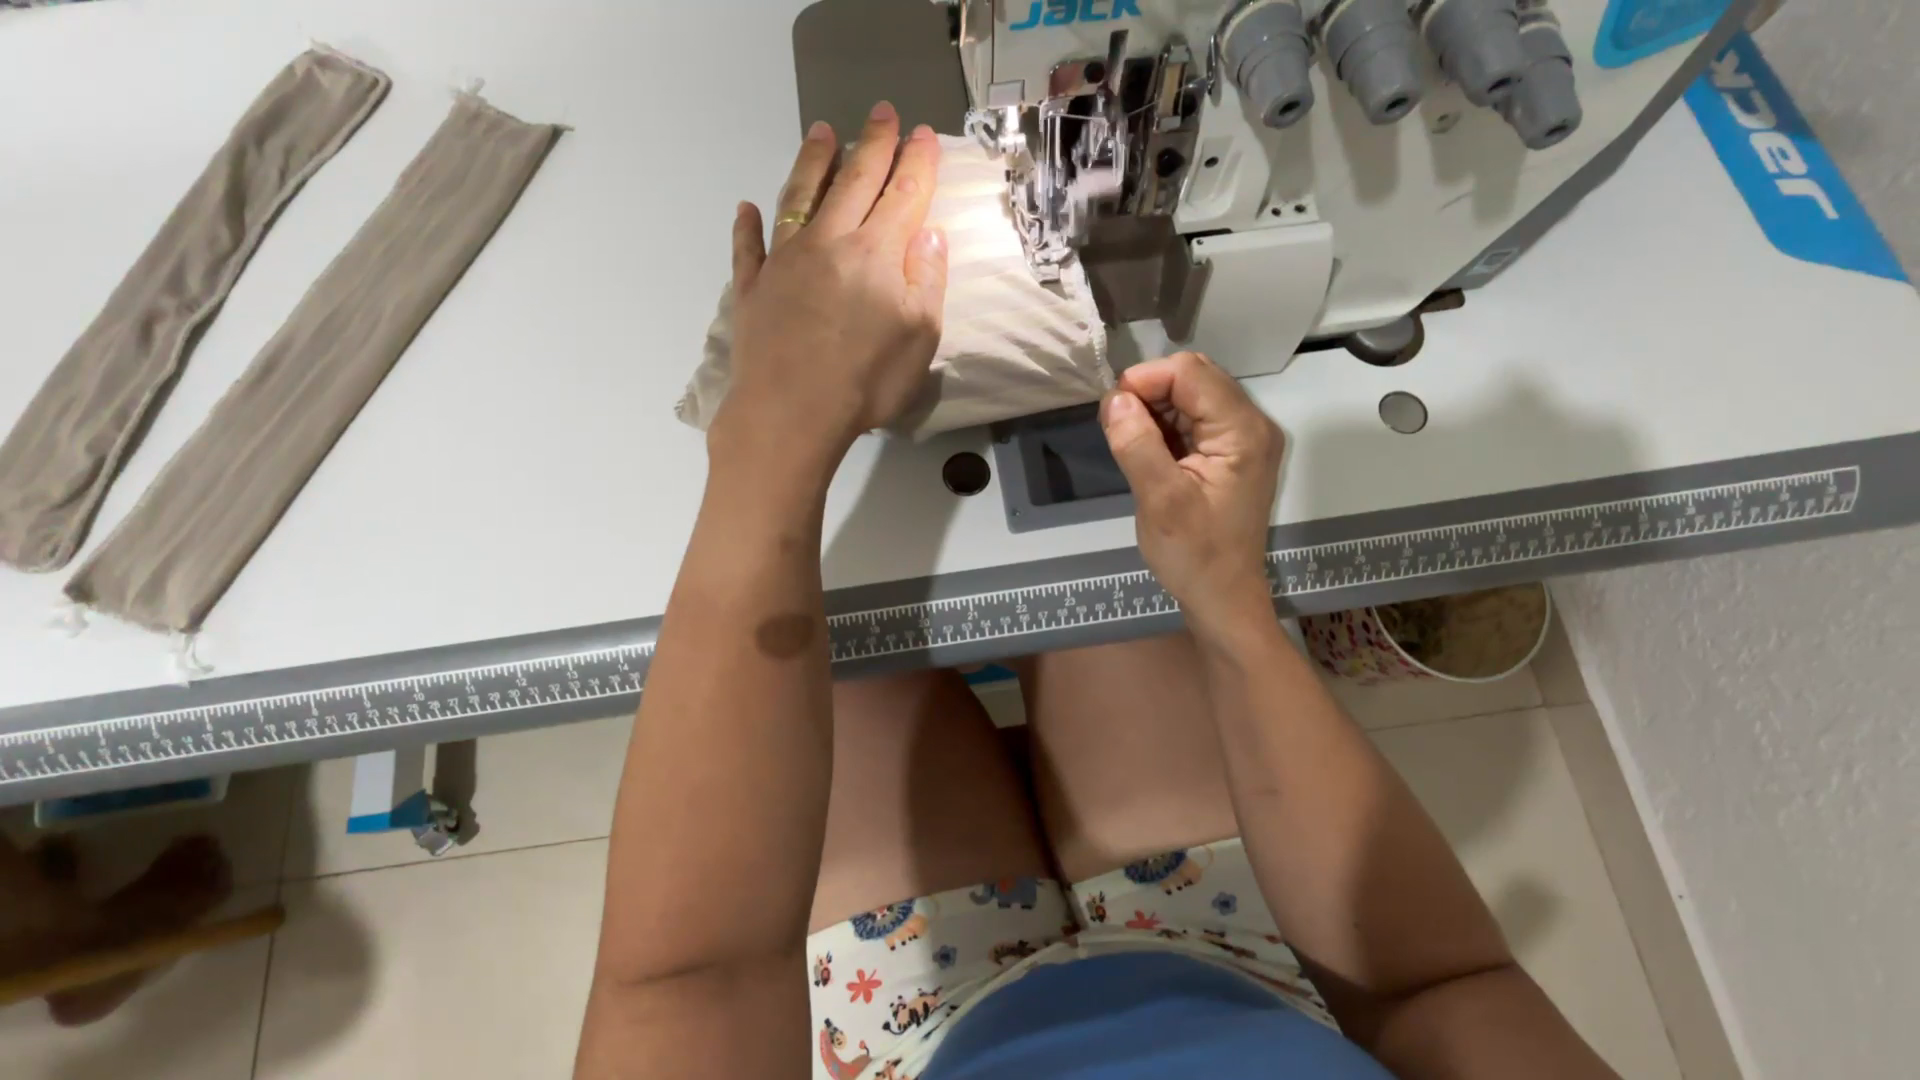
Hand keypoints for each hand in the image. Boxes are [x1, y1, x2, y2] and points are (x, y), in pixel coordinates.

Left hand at [710, 102, 949, 479]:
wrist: (791, 413)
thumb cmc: (866, 382)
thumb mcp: (920, 338)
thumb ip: (927, 280)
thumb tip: (929, 234)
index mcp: (877, 253)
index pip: (904, 194)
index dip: (917, 162)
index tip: (924, 134)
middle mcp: (830, 242)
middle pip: (854, 180)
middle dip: (873, 143)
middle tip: (882, 111)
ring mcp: (785, 261)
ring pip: (800, 197)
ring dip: (814, 162)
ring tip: (822, 132)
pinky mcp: (751, 287)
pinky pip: (749, 247)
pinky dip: (748, 226)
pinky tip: (747, 209)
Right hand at [1099, 352, 1283, 635]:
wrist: (1222, 599)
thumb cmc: (1195, 555)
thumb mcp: (1160, 501)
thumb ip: (1138, 444)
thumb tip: (1115, 399)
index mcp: (1242, 431)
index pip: (1189, 373)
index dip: (1145, 382)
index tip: (1113, 414)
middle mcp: (1250, 424)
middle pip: (1192, 377)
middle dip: (1148, 393)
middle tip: (1119, 429)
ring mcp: (1242, 438)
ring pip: (1190, 395)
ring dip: (1153, 409)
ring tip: (1131, 443)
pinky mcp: (1229, 453)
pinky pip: (1192, 419)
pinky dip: (1164, 425)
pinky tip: (1148, 452)